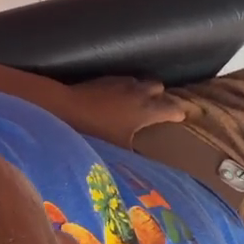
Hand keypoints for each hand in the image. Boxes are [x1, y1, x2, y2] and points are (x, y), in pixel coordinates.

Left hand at [66, 76, 186, 146]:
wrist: (65, 107)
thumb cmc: (94, 130)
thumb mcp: (116, 146)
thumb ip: (132, 153)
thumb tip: (140, 165)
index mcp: (148, 109)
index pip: (174, 109)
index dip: (177, 114)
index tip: (177, 119)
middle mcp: (140, 92)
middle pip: (160, 88)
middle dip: (160, 96)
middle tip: (153, 109)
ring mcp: (123, 82)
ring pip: (141, 81)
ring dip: (141, 90)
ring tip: (134, 102)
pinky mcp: (106, 78)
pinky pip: (123, 81)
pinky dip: (124, 88)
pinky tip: (114, 98)